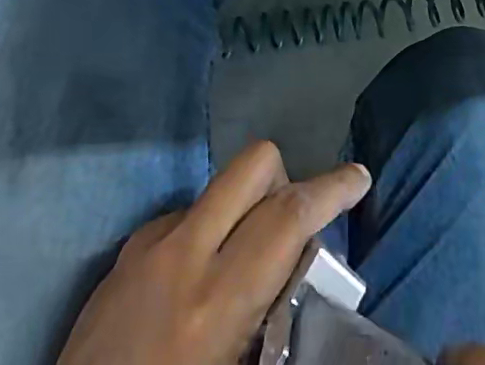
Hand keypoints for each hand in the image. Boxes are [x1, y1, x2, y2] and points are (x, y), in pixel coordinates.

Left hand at [55, 140, 370, 364]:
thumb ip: (277, 317)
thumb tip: (309, 274)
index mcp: (217, 300)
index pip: (288, 217)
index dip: (332, 190)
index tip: (359, 178)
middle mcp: (182, 255)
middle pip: (254, 166)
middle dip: (286, 180)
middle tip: (290, 229)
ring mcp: (147, 245)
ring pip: (220, 186)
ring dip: (246, 207)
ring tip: (240, 262)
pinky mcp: (125, 250)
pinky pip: (186, 214)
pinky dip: (206, 231)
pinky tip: (194, 282)